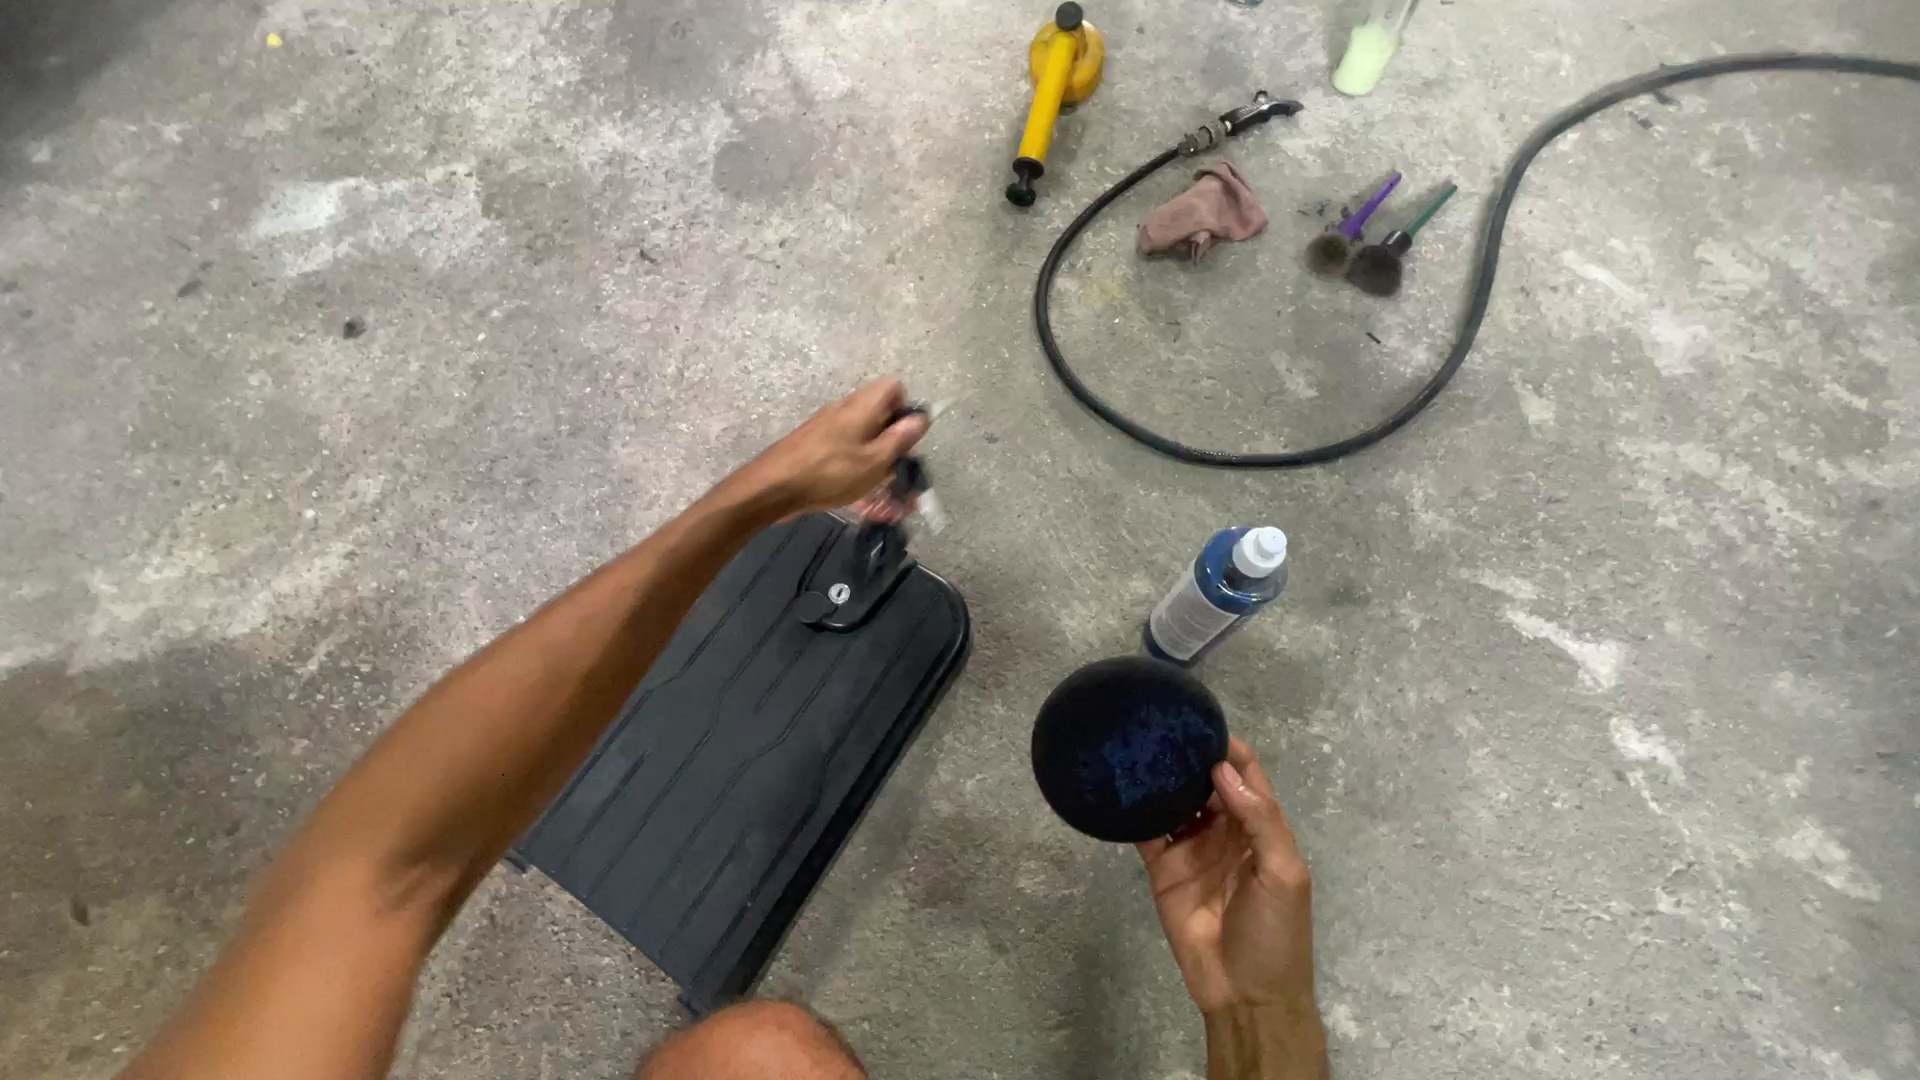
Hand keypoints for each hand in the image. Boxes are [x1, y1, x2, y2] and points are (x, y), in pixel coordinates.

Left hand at [736, 377, 928, 514]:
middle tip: (902, 473)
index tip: (908, 437)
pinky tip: (864, 502)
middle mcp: (846, 410)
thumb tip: (921, 418)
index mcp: (863, 406)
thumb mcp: (874, 460)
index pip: (894, 387)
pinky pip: (848, 456)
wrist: (773, 487)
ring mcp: (829, 429)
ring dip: (880, 465)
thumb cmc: (830, 472)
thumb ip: (900, 439)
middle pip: (881, 416)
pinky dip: (860, 473)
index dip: (907, 408)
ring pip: (865, 441)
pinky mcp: (817, 447)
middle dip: (896, 445)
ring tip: (890, 498)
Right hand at [1138, 738, 1317, 1016]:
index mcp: (1259, 828)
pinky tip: (1116, 786)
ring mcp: (1190, 847)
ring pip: (1172, 801)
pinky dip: (1132, 811)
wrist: (1245, 995)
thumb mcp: (1284, 874)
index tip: (1202, 722)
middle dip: (1186, 756)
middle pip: (1204, 782)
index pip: (1246, 776)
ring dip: (1158, 778)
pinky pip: (1145, 831)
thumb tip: (1222, 770)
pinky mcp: (1162, 866)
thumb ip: (1261, 820)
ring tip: (1132, 746)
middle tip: (1157, 726)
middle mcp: (1223, 830)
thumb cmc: (1276, 933)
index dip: (1229, 750)